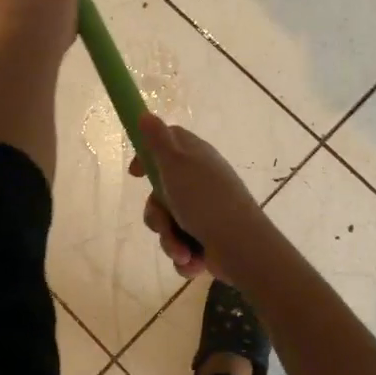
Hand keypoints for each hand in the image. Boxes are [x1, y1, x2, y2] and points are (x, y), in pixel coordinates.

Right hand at [131, 113, 263, 283]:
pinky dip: (184, 255)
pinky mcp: (208, 237)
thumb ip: (158, 140)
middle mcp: (200, 182)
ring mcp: (205, 211)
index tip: (135, 174)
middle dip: (157, 215)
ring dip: (170, 240)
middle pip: (162, 193)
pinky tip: (192, 261)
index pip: (168, 145)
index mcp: (196, 158)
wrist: (241, 247)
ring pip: (169, 223)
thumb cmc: (205, 201)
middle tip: (163, 222)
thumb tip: (145, 114)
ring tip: (182, 251)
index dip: (148, 157)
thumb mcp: (176, 164)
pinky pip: (182, 245)